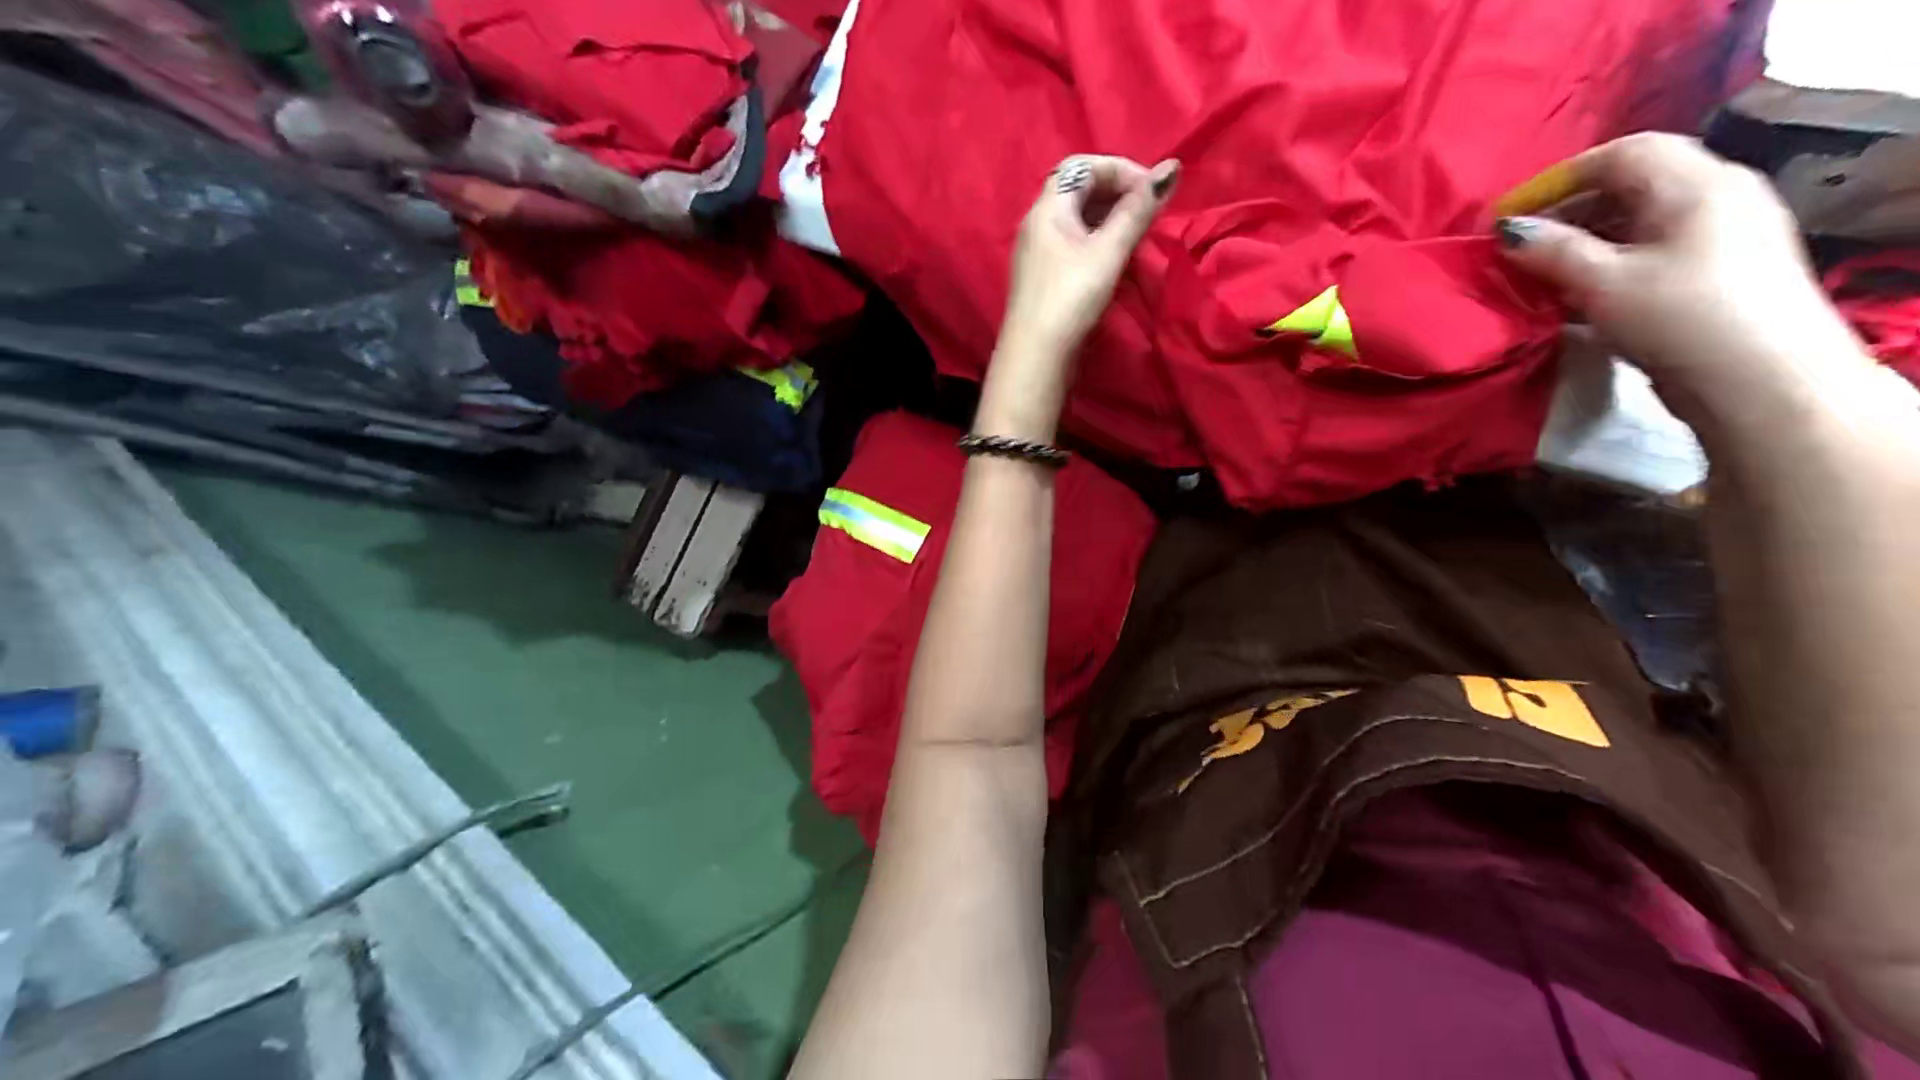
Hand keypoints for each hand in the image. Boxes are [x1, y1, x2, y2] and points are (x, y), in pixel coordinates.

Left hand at [978, 155, 1177, 440]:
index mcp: (1046, 208)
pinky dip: (1097, 239)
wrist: (1035, 355)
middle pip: (1078, 189)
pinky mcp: (1043, 276)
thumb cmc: (1070, 299)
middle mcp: (1037, 223)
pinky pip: (1072, 242)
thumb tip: (1171, 168)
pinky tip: (1115, 258)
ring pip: (1077, 218)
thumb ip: (1138, 211)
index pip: (1082, 166)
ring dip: (1109, 218)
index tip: (1150, 192)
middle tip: (1146, 213)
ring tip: (1136, 235)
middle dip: (1116, 192)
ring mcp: (1037, 251)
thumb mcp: (1108, 251)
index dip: (1119, 170)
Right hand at [1497, 134, 1867, 401]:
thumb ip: (1553, 251)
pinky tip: (1581, 289)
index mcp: (1697, 184)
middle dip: (1568, 209)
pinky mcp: (1718, 268)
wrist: (1762, 378)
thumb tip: (1508, 231)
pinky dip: (1610, 257)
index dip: (1559, 178)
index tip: (1510, 215)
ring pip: (1641, 218)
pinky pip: (1653, 246)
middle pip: (1632, 183)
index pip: (1622, 154)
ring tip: (1542, 271)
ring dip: (1586, 238)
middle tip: (1520, 245)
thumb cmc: (1679, 318)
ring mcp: (1724, 232)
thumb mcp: (1604, 283)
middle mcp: (1718, 194)